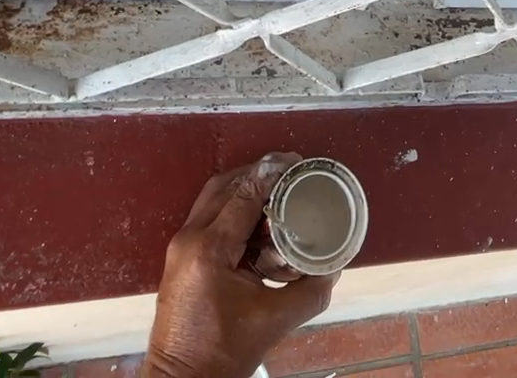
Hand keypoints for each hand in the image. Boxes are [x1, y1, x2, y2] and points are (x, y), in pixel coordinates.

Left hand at [143, 154, 337, 377]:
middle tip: (291, 171)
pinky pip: (209, 215)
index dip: (272, 173)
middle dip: (259, 173)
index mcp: (210, 249)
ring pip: (214, 196)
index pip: (245, 194)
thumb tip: (334, 266)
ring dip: (245, 186)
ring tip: (278, 188)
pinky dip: (234, 206)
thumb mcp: (274, 321)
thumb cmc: (223, 354)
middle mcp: (190, 238)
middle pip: (226, 185)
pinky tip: (259, 217)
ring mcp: (181, 246)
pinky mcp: (182, 257)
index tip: (297, 163)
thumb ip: (311, 290)